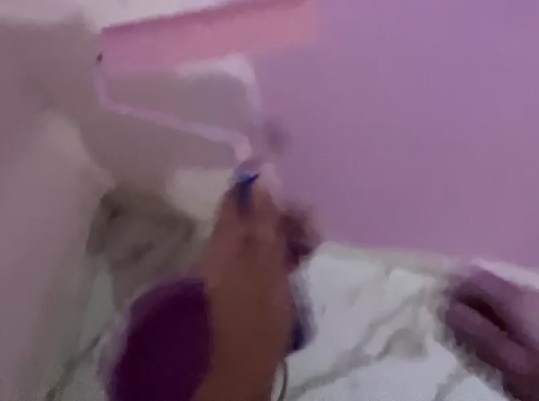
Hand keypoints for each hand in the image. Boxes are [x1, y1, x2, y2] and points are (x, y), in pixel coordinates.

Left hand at [194, 181, 314, 398]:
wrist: (248, 363)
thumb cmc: (259, 308)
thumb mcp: (267, 258)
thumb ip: (264, 217)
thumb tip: (261, 175)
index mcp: (225, 236)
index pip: (236, 195)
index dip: (260, 184)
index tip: (288, 186)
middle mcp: (225, 245)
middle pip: (253, 215)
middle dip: (283, 213)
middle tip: (312, 224)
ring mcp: (235, 265)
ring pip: (262, 235)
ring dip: (287, 234)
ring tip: (314, 244)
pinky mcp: (246, 283)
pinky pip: (264, 255)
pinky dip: (283, 253)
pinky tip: (304, 259)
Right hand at [441, 268, 538, 400]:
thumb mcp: (507, 363)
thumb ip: (476, 334)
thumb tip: (446, 307)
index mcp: (516, 296)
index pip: (473, 276)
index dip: (452, 290)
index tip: (437, 313)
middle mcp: (529, 292)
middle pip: (486, 285)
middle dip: (466, 303)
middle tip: (453, 332)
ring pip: (499, 299)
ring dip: (482, 315)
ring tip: (473, 344)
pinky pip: (513, 312)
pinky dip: (498, 323)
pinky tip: (499, 347)